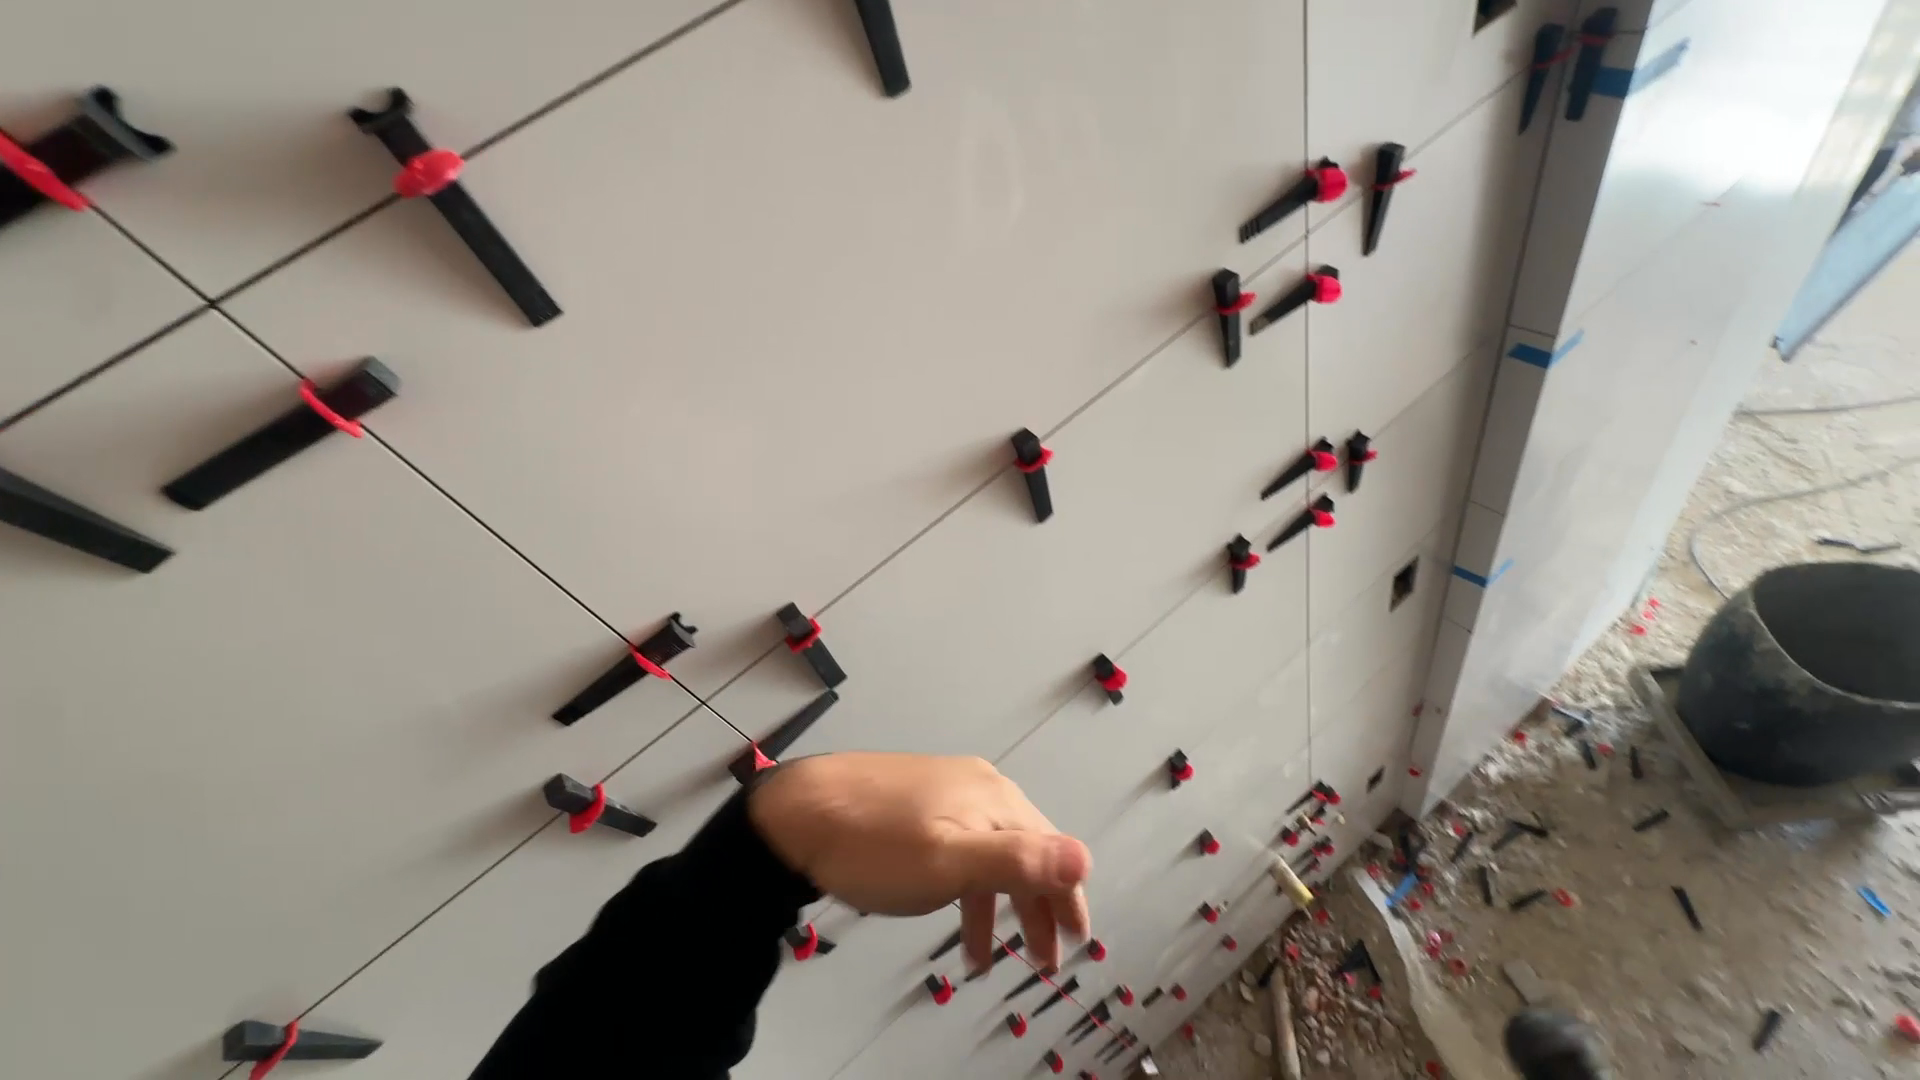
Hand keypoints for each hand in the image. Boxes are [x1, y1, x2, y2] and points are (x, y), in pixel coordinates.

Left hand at [747, 753, 1091, 971]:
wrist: (797, 812)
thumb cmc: (876, 847)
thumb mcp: (949, 863)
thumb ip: (1018, 861)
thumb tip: (1086, 858)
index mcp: (994, 799)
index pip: (1050, 850)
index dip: (1068, 898)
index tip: (1078, 942)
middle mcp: (978, 786)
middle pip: (1024, 849)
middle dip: (1036, 907)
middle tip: (1042, 960)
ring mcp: (946, 789)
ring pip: (989, 851)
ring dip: (997, 904)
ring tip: (988, 957)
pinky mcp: (919, 800)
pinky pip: (959, 845)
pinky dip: (965, 886)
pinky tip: (949, 913)